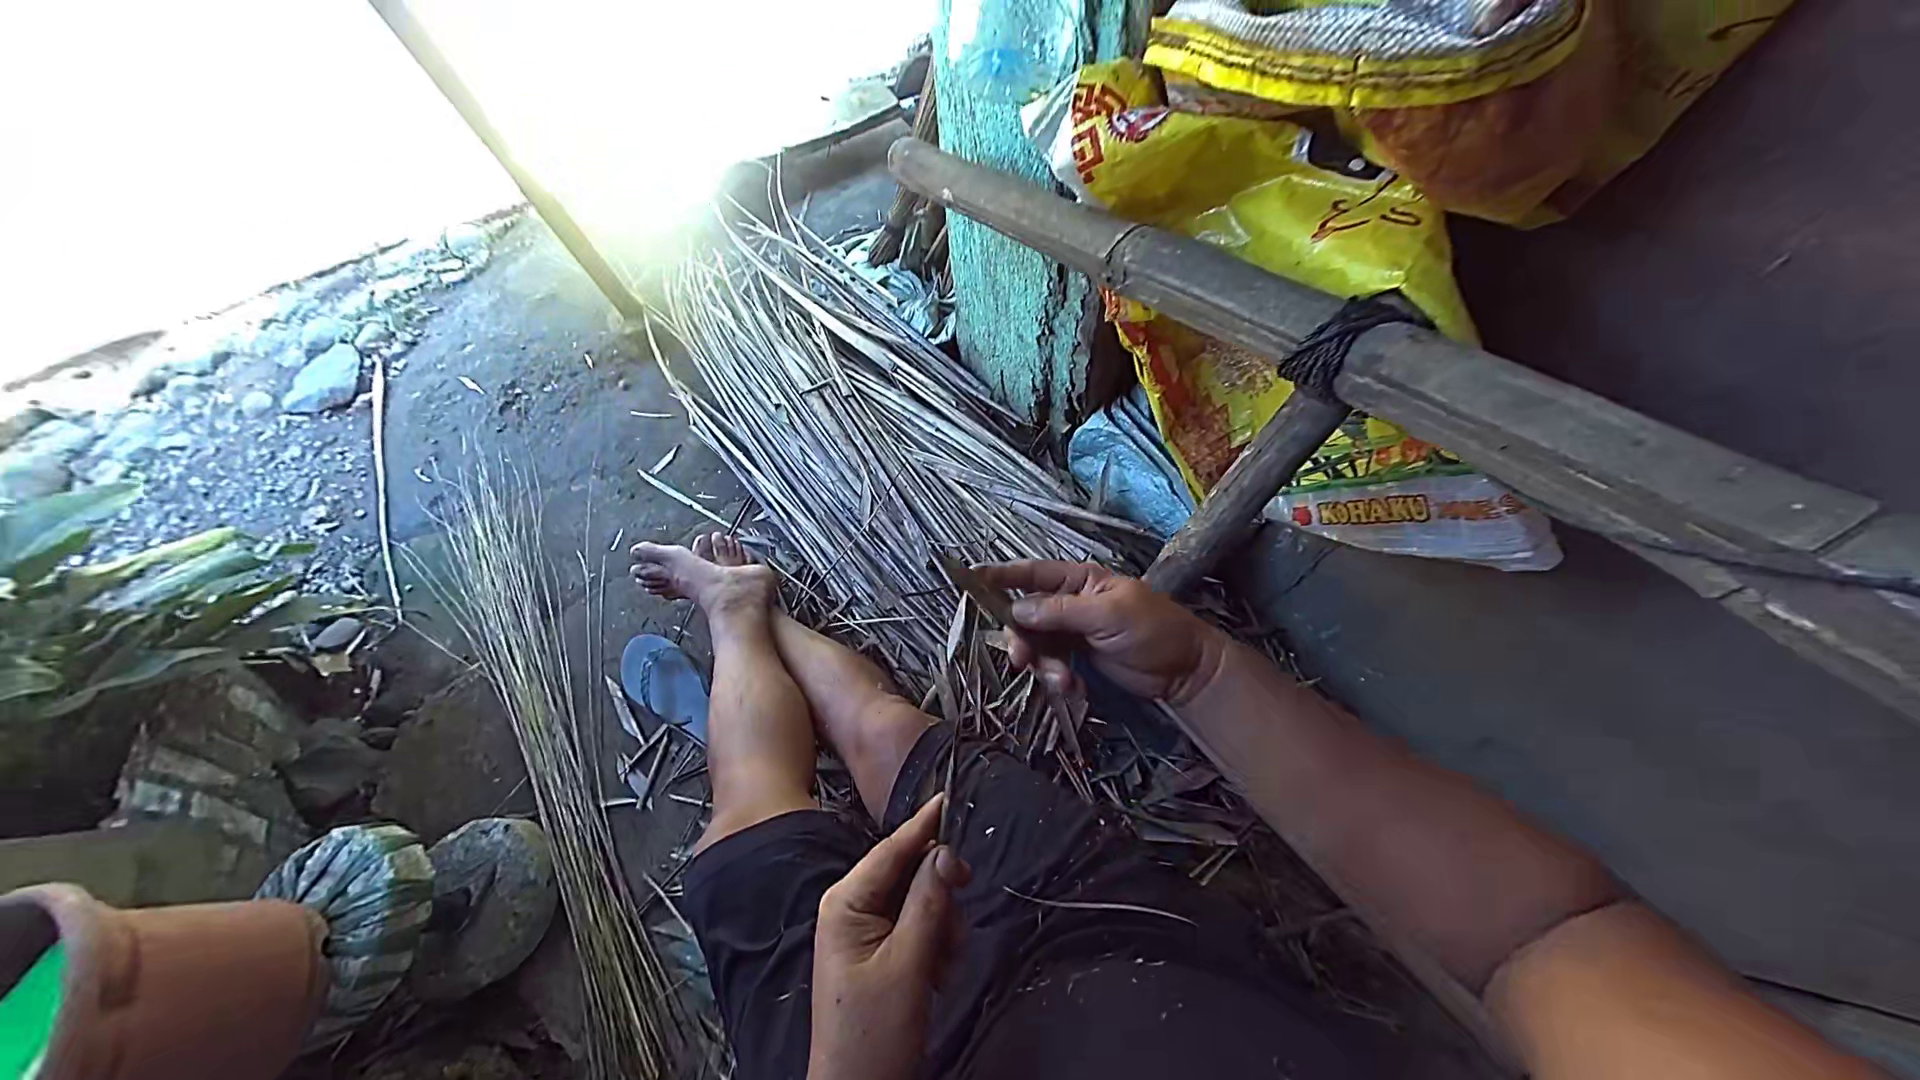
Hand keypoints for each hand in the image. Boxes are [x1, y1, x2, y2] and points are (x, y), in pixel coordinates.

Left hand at [809, 795, 970, 1079]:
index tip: (949, 797)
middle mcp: (853, 906)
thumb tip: (946, 851)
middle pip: (910, 872)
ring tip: (942, 967)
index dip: (923, 823)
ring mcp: (866, 928)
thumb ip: (929, 902)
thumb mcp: (908, 964)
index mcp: (846, 901)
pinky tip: (937, 974)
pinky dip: (936, 943)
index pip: (892, 848)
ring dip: (942, 927)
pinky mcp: (880, 949)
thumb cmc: (875, 1032)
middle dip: (939, 897)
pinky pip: (918, 924)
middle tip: (956, 924)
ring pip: (920, 899)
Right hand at [974, 560, 1227, 703]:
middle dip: (1021, 638)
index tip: (971, 577)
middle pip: (1026, 614)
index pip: (1033, 573)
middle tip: (1021, 660)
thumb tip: (1017, 610)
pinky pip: (1051, 664)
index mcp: (1079, 580)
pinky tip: (1072, 687)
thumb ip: (1060, 611)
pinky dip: (1055, 677)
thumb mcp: (1108, 614)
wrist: (1184, 670)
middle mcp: (1070, 601)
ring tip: (1061, 680)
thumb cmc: (1153, 629)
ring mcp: (1072, 630)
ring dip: (1042, 664)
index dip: (1002, 575)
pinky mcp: (1077, 656)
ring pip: (1036, 644)